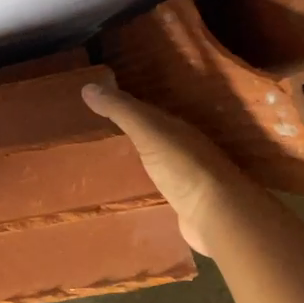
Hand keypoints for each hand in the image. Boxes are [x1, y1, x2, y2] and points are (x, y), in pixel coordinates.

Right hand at [81, 82, 252, 256]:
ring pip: (153, 158)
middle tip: (95, 127)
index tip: (97, 99)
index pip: (146, 109)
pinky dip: (141, 180)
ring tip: (105, 157)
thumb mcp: (148, 131)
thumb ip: (122, 110)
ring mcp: (184, 176)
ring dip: (136, 155)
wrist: (216, 216)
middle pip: (151, 133)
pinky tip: (126, 185)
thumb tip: (87, 86)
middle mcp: (183, 147)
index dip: (122, 103)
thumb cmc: (183, 167)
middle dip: (129, 129)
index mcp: (177, 128)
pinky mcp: (181, 201)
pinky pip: (156, 183)